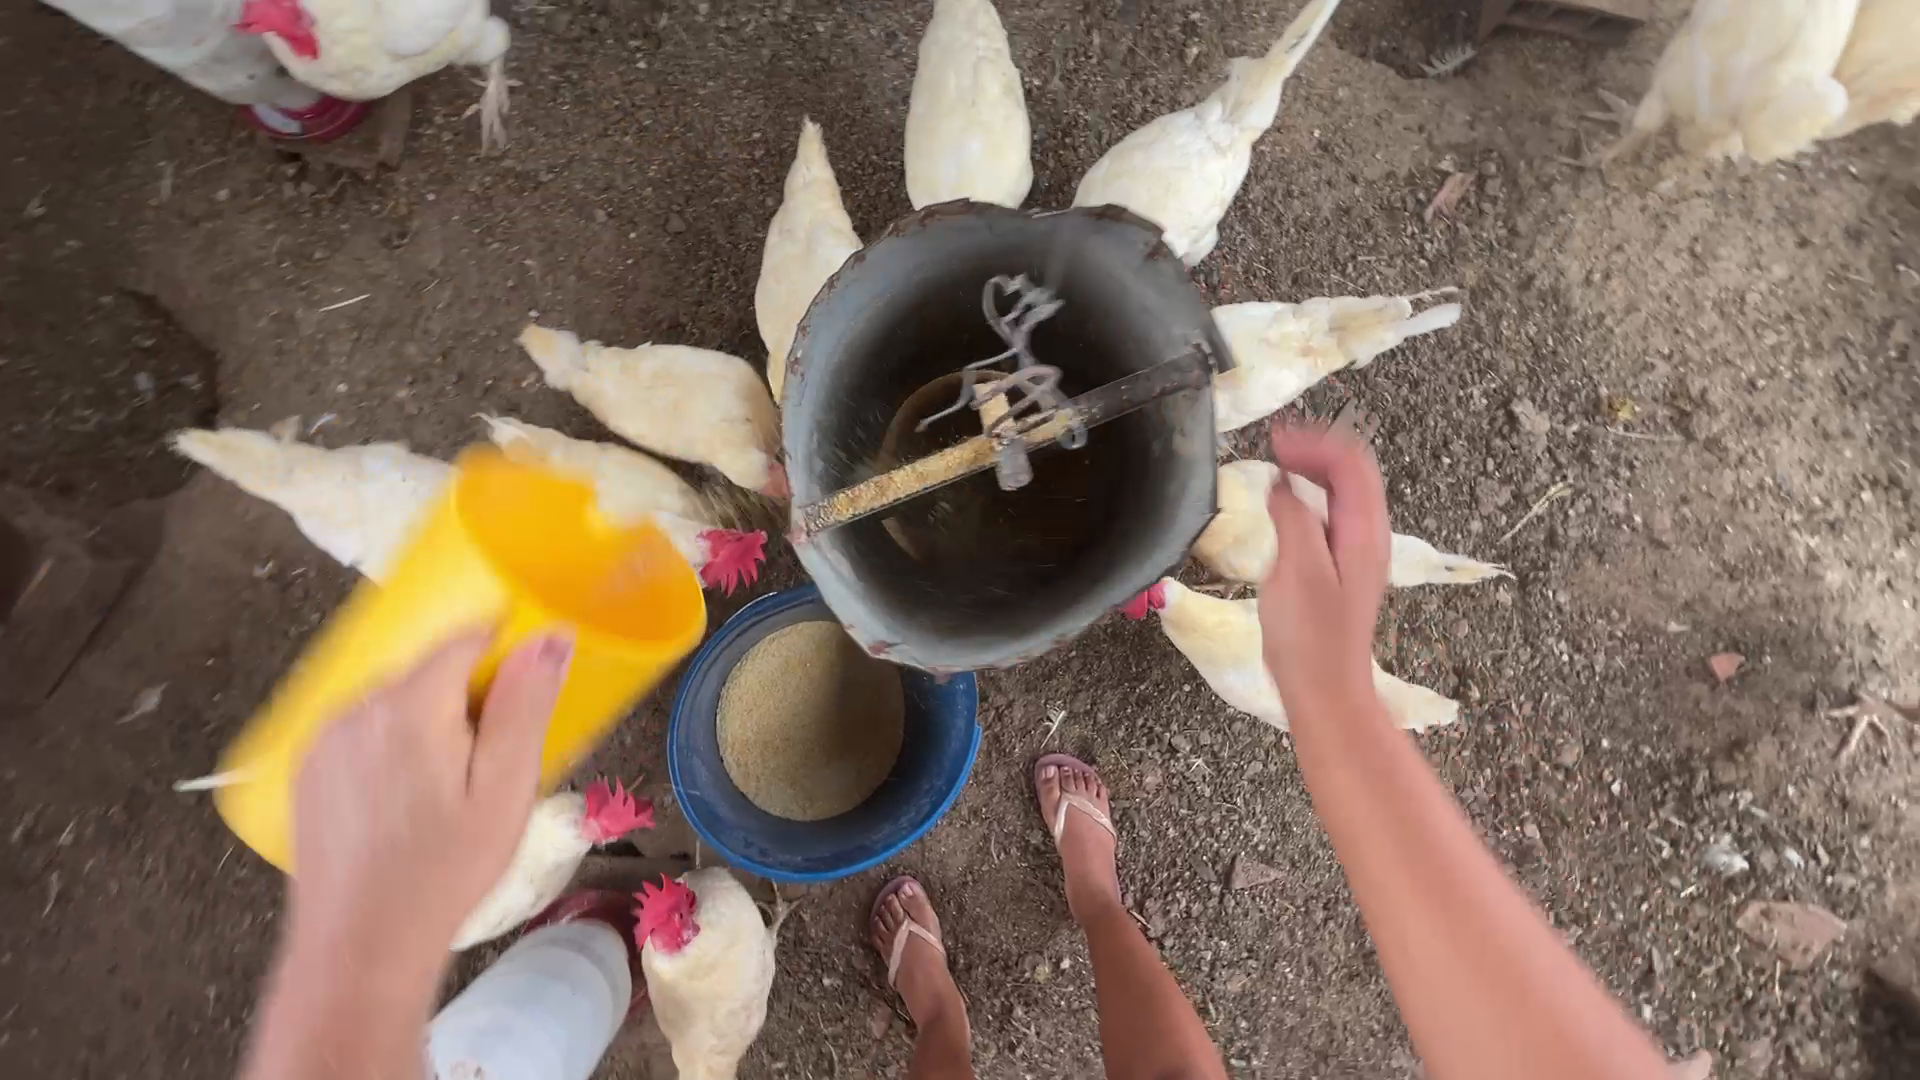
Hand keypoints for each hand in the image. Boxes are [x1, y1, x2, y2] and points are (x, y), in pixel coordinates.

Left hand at [287, 628, 572, 966]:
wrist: (360, 948)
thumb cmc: (449, 865)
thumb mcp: (508, 784)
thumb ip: (526, 702)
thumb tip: (551, 635)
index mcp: (409, 706)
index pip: (468, 638)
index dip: (508, 655)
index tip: (528, 697)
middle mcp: (356, 708)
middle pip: (432, 668)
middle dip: (472, 693)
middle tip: (496, 755)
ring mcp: (323, 739)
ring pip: (400, 697)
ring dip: (436, 716)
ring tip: (455, 780)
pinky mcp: (308, 770)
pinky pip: (368, 727)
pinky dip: (400, 739)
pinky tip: (412, 794)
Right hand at [1258, 425, 1389, 717]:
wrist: (1323, 688)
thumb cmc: (1309, 636)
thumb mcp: (1296, 570)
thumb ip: (1293, 518)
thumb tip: (1283, 485)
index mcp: (1363, 532)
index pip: (1352, 464)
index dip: (1316, 442)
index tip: (1275, 439)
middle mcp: (1367, 536)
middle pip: (1353, 472)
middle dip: (1316, 448)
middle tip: (1275, 444)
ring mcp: (1356, 551)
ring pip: (1343, 492)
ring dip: (1313, 469)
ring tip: (1278, 462)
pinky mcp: (1340, 566)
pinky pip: (1331, 513)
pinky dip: (1309, 495)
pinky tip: (1284, 502)